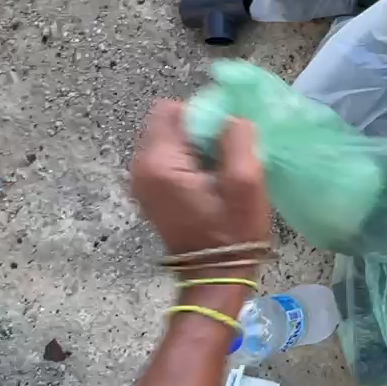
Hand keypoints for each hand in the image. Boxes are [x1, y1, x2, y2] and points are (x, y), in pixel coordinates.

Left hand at [129, 101, 270, 257]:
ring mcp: (142, 182)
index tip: (228, 138)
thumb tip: (232, 118)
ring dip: (197, 146)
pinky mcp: (152, 192)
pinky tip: (210, 180)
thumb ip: (238, 139)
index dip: (204, 114)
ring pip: (170, 140)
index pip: (171, 109)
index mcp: (158, 163)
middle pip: (167, 123)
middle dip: (200, 130)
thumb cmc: (233, 231)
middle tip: (227, 154)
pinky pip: (170, 158)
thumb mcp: (246, 182)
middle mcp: (140, 168)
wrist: (216, 276)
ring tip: (220, 169)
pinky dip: (191, 161)